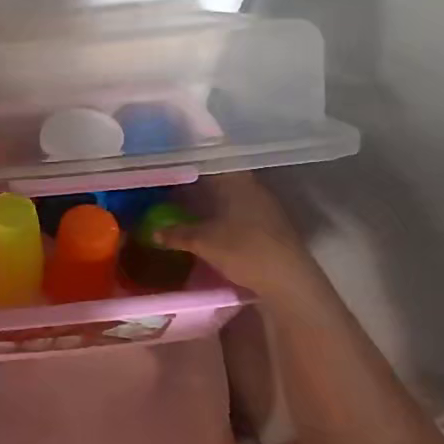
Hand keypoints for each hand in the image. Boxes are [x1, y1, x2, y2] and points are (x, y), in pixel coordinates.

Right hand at [154, 173, 316, 294]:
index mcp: (238, 181)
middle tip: (173, 188)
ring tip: (187, 207)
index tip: (171, 167)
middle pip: (221, 178)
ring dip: (212, 200)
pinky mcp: (271, 225)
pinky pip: (240, 210)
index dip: (190, 164)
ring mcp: (266, 206)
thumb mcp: (203, 243)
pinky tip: (210, 225)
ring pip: (232, 195)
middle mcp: (254, 187)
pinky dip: (223, 214)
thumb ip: (177, 234)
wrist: (288, 281)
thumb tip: (154, 232)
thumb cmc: (244, 250)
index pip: (211, 162)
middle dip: (198, 183)